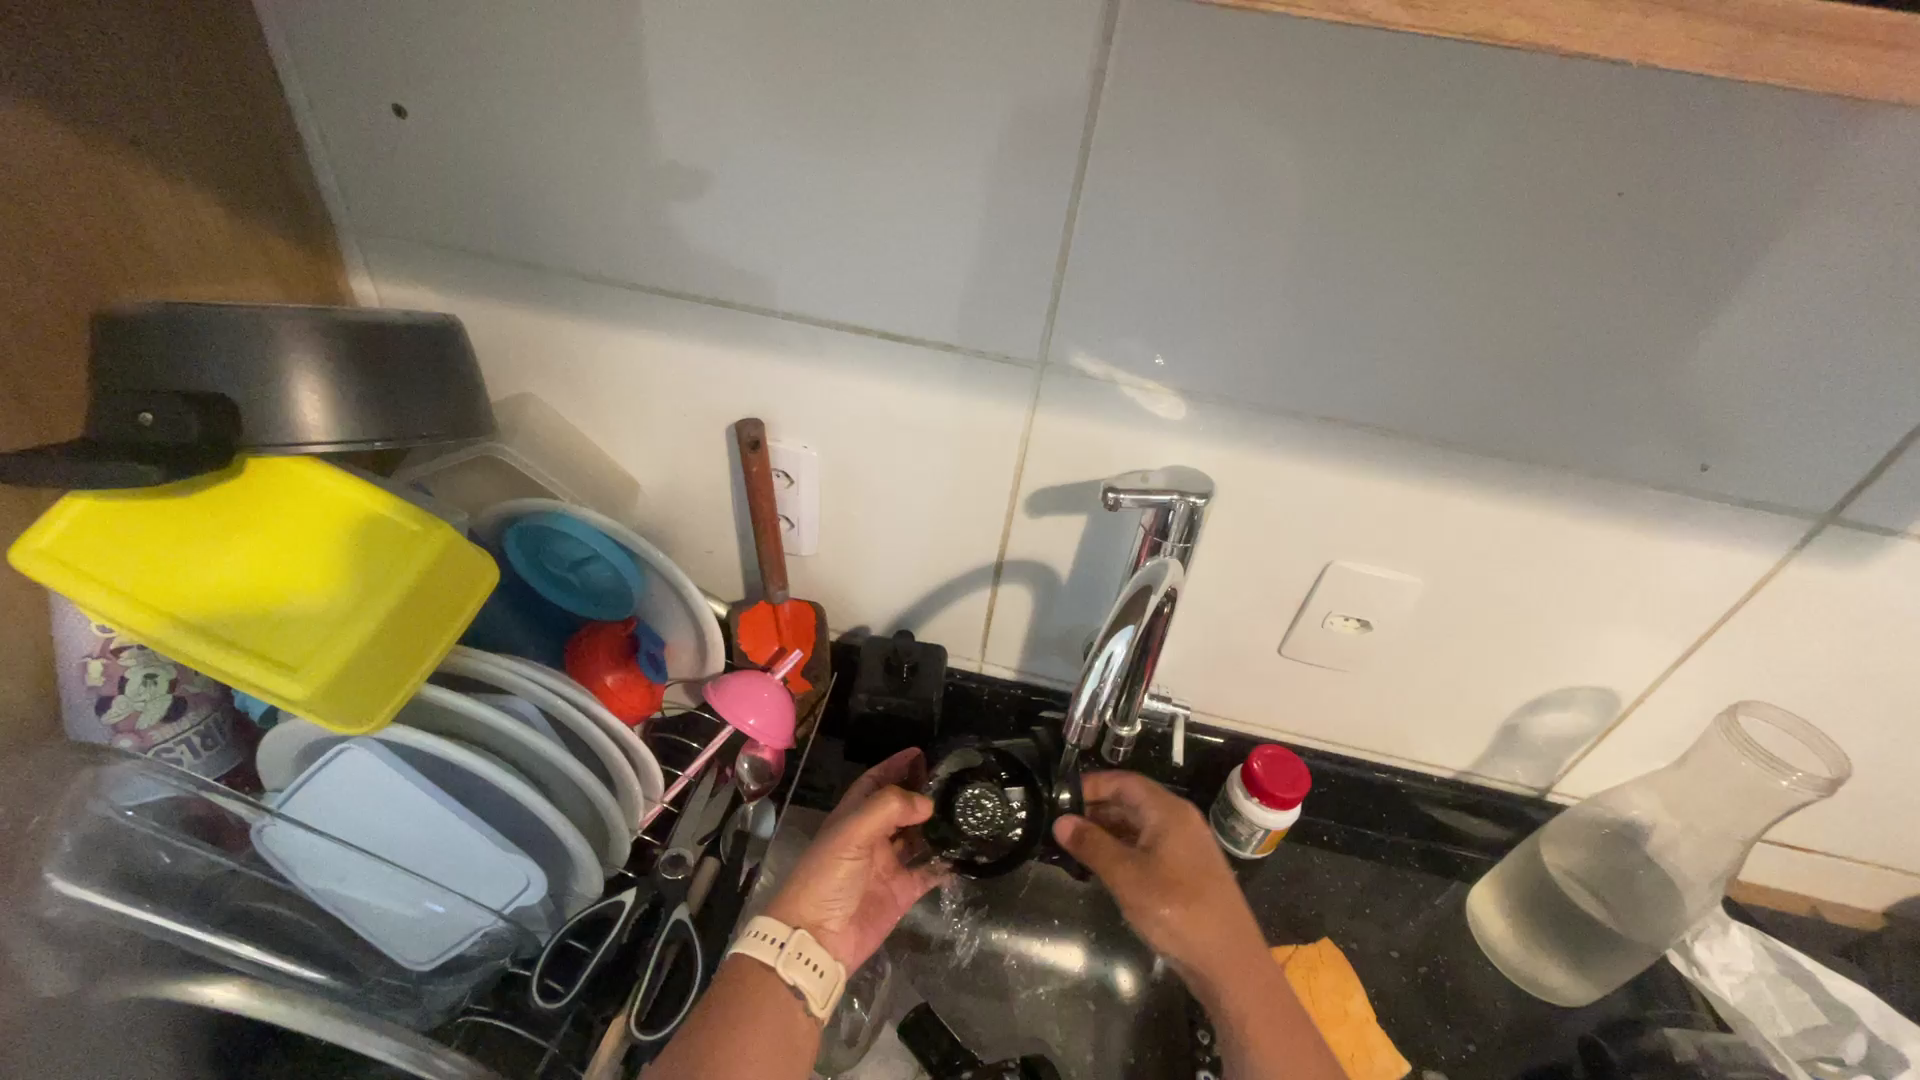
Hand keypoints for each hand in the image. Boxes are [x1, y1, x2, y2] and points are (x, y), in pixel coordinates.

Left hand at [764, 748, 943, 970]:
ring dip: (938, 826)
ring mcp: (889, 864)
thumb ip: (889, 808)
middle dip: (924, 794)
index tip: (923, 753)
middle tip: (956, 782)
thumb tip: (927, 802)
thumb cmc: (827, 877)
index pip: (877, 781)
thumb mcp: (851, 833)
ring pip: (919, 837)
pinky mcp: (903, 891)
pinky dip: (945, 863)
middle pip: (902, 808)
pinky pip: (929, 872)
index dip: (897, 765)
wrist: (817, 939)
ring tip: (966, 811)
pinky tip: (965, 852)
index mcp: (854, 816)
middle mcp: (873, 836)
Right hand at [1051, 771, 1265, 992]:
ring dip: (1107, 833)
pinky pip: (1148, 847)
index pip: (1123, 781)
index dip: (1091, 785)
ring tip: (1072, 846)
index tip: (1059, 797)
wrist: (1230, 962)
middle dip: (1095, 810)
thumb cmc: (1177, 911)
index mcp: (1168, 811)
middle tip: (1059, 825)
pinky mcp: (1186, 870)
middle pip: (1131, 802)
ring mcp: (1185, 846)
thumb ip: (1092, 845)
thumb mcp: (1126, 877)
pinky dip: (1123, 851)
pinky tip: (1101, 867)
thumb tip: (1060, 821)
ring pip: (1138, 826)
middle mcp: (1179, 820)